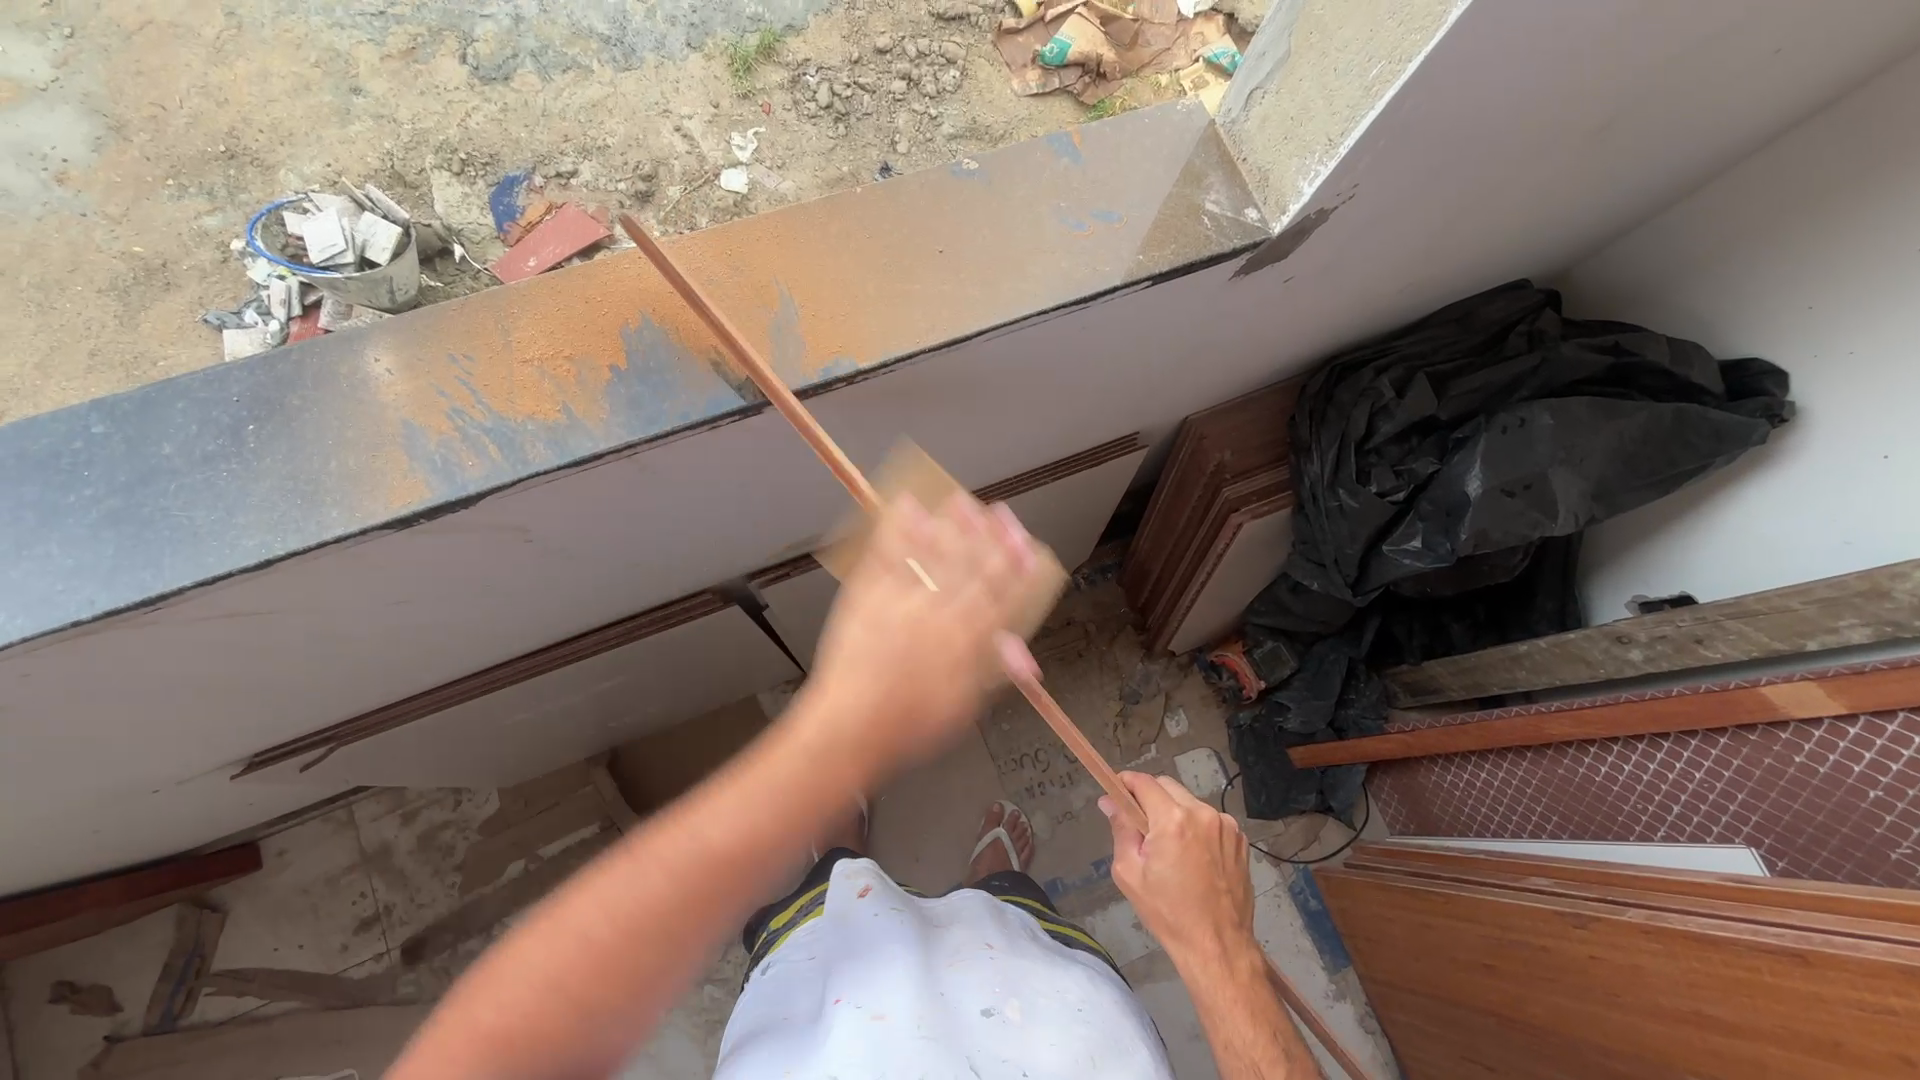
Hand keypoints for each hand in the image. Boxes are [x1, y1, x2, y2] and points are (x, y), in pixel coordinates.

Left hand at [796, 493, 1044, 779]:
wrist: (848, 729)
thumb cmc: (906, 728)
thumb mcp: (963, 709)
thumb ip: (992, 674)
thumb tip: (1021, 655)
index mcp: (967, 643)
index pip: (1001, 594)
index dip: (1016, 566)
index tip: (1026, 544)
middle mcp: (938, 615)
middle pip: (971, 568)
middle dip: (990, 538)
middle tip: (1002, 512)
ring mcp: (901, 602)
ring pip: (933, 555)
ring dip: (950, 526)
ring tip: (961, 501)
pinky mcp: (867, 597)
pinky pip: (885, 555)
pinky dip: (897, 528)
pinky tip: (906, 507)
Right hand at [1101, 771, 1256, 971]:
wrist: (1218, 945)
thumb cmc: (1168, 912)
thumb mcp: (1130, 873)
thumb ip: (1120, 829)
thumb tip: (1110, 801)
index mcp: (1173, 820)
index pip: (1144, 782)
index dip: (1126, 782)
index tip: (1116, 791)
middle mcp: (1203, 814)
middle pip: (1168, 787)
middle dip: (1150, 798)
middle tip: (1140, 826)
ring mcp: (1226, 825)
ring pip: (1190, 803)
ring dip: (1175, 813)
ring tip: (1170, 848)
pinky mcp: (1240, 839)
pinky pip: (1210, 820)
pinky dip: (1196, 828)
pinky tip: (1194, 858)